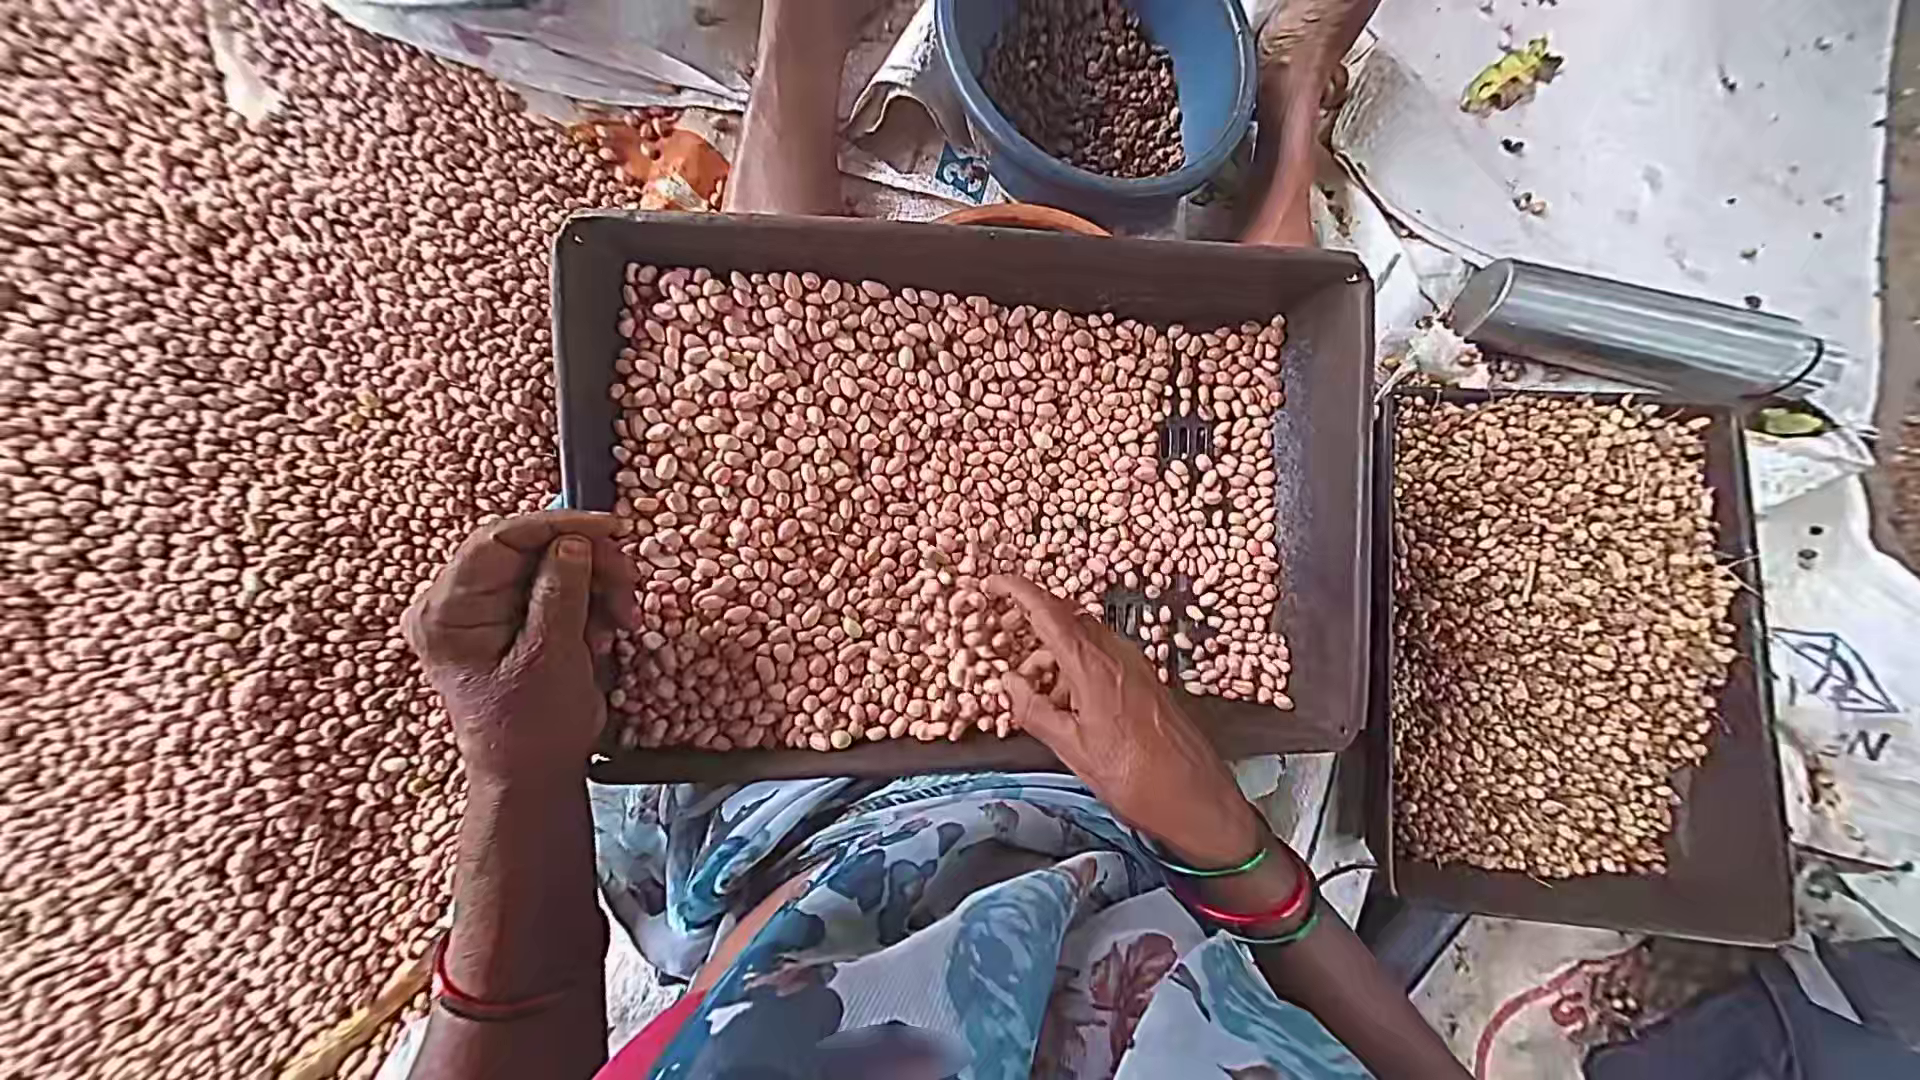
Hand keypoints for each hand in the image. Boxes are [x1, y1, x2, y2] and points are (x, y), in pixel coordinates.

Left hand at [403, 512, 638, 787]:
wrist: (536, 768)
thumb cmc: (532, 724)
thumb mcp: (550, 658)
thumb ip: (560, 595)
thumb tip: (573, 541)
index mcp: (450, 611)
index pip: (497, 540)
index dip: (556, 524)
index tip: (611, 528)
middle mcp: (465, 602)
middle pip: (534, 549)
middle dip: (591, 562)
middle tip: (629, 583)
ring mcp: (496, 610)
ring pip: (559, 565)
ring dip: (602, 585)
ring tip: (625, 620)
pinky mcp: (526, 618)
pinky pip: (569, 588)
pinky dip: (599, 601)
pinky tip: (611, 629)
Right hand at [987, 575, 1265, 865]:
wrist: (1197, 799)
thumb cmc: (1137, 778)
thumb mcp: (1073, 748)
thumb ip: (1034, 710)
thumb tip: (1007, 683)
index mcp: (1092, 666)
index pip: (1048, 611)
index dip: (1017, 591)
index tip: (994, 583)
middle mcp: (1115, 654)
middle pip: (1064, 618)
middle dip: (1030, 622)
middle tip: (1004, 637)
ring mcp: (1132, 663)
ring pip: (1081, 637)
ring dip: (1051, 652)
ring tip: (1033, 690)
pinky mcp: (1143, 677)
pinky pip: (1100, 655)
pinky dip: (1074, 665)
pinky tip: (1065, 700)